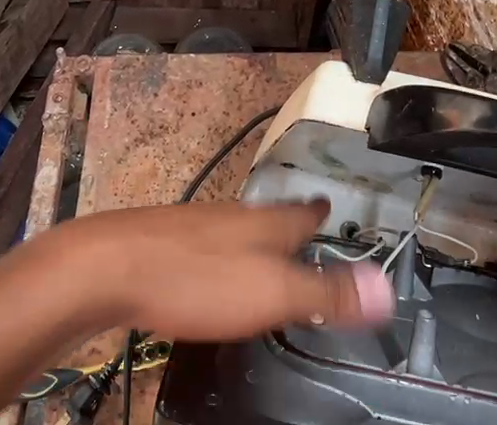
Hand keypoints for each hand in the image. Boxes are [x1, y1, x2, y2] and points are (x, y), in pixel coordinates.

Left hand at [45, 199, 394, 340]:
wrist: (108, 267)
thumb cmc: (196, 278)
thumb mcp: (272, 293)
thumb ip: (327, 292)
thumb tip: (388, 289)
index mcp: (265, 225)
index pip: (302, 213)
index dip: (319, 213)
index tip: (329, 203)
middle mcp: (233, 216)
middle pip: (271, 214)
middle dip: (289, 220)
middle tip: (304, 222)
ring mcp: (196, 224)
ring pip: (237, 225)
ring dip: (255, 234)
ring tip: (264, 244)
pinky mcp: (165, 240)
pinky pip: (206, 242)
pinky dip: (221, 251)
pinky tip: (210, 267)